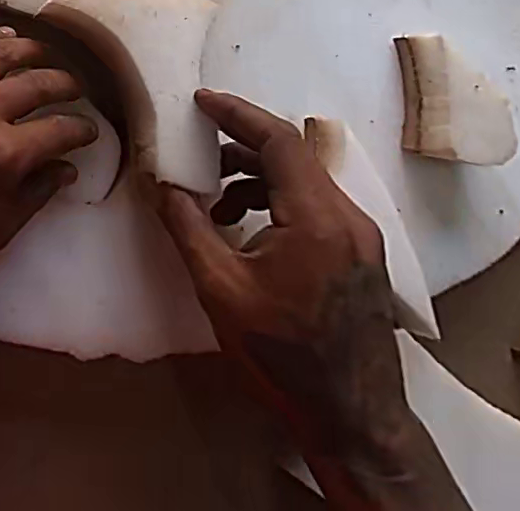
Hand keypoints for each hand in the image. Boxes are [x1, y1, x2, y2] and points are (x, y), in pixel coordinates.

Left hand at [0, 27, 98, 293]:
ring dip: (31, 49)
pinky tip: (3, 37)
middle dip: (66, 84)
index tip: (88, 129)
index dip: (82, 129)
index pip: (60, 130)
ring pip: (0, 53)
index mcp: (5, 155)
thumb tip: (67, 167)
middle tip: (75, 88)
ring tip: (46, 54)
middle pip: (38, 83)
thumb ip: (37, 193)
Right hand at [157, 90, 465, 509]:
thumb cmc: (283, 355)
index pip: (278, 141)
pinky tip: (240, 224)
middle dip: (237, 141)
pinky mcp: (357, 253)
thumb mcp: (220, 288)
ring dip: (251, 173)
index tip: (200, 100)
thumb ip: (187, 226)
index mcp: (318, 219)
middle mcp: (347, 217)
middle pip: (290, 155)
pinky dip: (271, 198)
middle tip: (194, 141)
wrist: (354, 420)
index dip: (236, 113)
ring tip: (211, 194)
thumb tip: (160, 184)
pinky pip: (310, 203)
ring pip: (299, 179)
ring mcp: (359, 236)